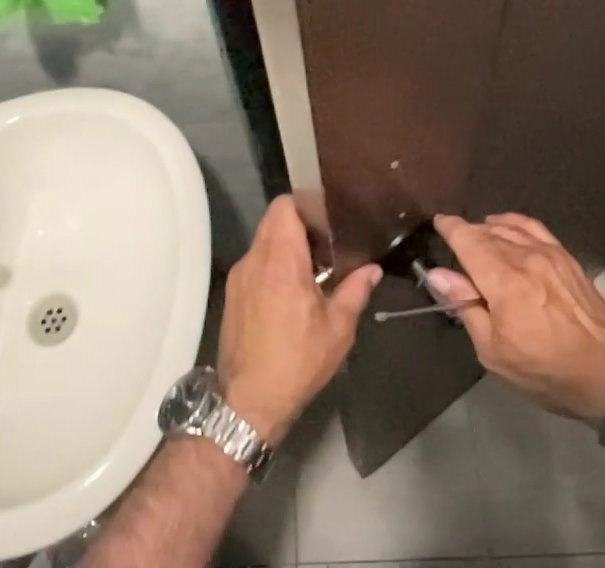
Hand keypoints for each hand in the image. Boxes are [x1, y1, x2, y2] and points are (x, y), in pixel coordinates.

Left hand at [219, 195, 381, 442]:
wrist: (249, 400)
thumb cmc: (298, 362)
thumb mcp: (338, 329)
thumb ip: (355, 291)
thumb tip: (372, 269)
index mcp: (281, 262)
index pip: (284, 207)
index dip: (306, 204)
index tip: (329, 217)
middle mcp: (254, 261)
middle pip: (273, 222)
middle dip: (299, 225)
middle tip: (327, 242)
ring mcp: (239, 277)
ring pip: (262, 243)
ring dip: (285, 247)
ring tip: (313, 267)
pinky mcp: (232, 295)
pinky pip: (254, 264)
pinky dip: (272, 265)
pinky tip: (291, 289)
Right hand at [427, 213, 604, 424]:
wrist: (604, 375)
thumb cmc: (542, 369)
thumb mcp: (493, 350)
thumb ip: (465, 306)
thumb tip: (437, 274)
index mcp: (504, 282)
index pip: (469, 241)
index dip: (451, 228)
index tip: (437, 222)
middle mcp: (526, 259)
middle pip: (488, 233)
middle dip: (468, 231)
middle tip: (453, 238)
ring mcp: (550, 255)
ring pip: (511, 228)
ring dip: (489, 227)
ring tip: (477, 235)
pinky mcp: (567, 259)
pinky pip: (536, 228)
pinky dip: (516, 223)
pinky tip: (508, 228)